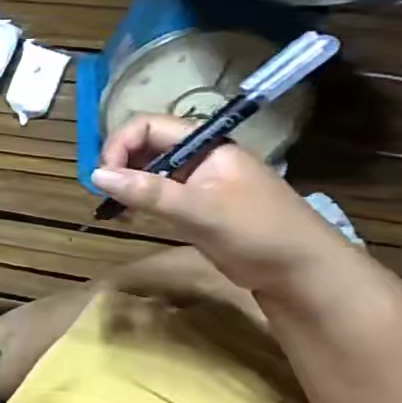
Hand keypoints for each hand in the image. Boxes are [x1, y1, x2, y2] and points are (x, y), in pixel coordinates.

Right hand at [93, 114, 355, 293]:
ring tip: (116, 208)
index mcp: (207, 146)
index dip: (120, 144)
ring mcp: (198, 182)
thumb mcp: (200, 211)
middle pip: (145, 146)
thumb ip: (148, 192)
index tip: (104, 174)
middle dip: (120, 165)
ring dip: (127, 184)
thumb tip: (95, 175)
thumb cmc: (259, 234)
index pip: (149, 126)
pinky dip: (139, 201)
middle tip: (105, 193)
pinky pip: (157, 192)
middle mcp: (200, 157)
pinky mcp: (197, 205)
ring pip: (148, 170)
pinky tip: (131, 216)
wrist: (306, 276)